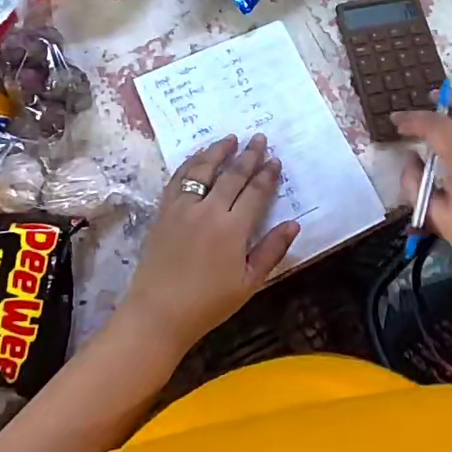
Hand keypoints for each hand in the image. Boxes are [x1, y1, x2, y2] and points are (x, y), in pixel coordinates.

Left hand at [116, 134, 301, 349]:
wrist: (158, 313)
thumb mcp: (248, 283)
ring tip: (230, 138)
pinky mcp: (164, 210)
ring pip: (203, 169)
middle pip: (232, 174)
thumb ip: (272, 250)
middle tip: (259, 138)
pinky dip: (190, 163)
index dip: (267, 174)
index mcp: (233, 228)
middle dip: (249, 154)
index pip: (255, 192)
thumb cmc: (208, 303)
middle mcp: (208, 210)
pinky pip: (178, 178)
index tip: (275, 160)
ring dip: (218, 151)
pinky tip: (198, 156)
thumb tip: (294, 224)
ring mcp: (183, 207)